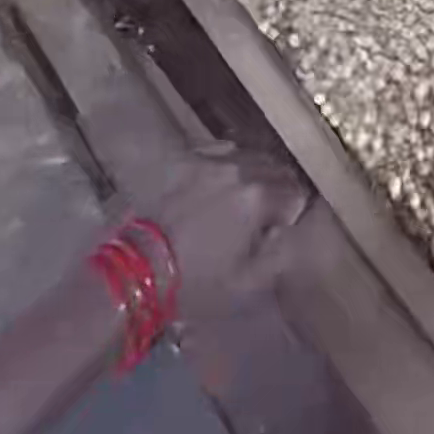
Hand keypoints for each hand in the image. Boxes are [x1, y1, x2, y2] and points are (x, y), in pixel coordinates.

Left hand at [137, 152, 305, 318]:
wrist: (136, 270)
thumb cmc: (196, 283)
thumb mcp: (248, 283)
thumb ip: (280, 253)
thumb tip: (288, 230)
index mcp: (259, 197)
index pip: (297, 194)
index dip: (294, 213)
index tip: (284, 228)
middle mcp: (239, 170)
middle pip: (278, 169)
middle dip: (281, 189)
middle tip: (271, 212)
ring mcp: (211, 160)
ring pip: (252, 155)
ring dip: (259, 173)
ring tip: (249, 194)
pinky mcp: (187, 158)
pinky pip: (222, 149)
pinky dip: (231, 161)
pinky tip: (225, 177)